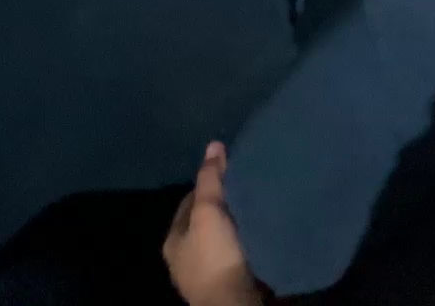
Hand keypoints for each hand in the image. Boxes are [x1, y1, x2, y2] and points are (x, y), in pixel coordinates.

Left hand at [163, 142, 265, 305]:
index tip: (232, 166)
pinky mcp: (228, 276)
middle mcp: (185, 254)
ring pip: (223, 231)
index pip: (191, 199)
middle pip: (206, 216)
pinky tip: (261, 222)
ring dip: (238, 216)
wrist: (233, 300)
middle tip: (249, 178)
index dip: (210, 180)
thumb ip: (210, 178)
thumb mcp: (208, 211)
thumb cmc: (214, 254)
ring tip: (259, 197)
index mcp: (173, 239)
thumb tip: (213, 144)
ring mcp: (206, 268)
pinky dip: (247, 232)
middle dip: (225, 198)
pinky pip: (237, 244)